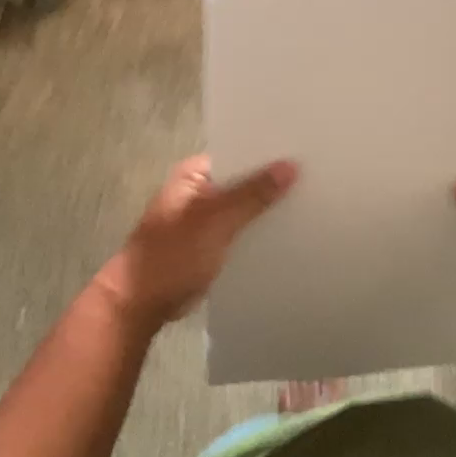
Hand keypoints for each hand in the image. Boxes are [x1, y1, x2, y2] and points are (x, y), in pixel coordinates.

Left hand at [96, 155, 295, 329]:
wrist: (139, 305)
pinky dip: (259, 231)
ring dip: (267, 208)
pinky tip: (289, 231)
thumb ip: (253, 193)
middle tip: (316, 175)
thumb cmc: (172, 255)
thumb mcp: (216, 220)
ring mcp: (205, 218)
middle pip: (244, 179)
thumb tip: (291, 164)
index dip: (269, 152)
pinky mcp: (211, 243)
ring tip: (312, 200)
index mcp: (194, 173)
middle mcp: (200, 190)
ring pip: (245, 207)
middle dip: (273, 181)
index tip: (304, 151)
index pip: (239, 152)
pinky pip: (242, 230)